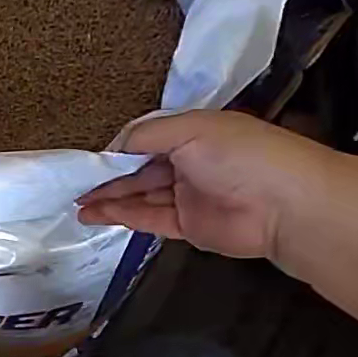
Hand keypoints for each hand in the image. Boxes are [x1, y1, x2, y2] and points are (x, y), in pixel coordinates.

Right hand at [77, 110, 332, 262]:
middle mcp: (187, 163)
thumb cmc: (238, 155)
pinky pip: (149, 219)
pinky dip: (123, 217)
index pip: (145, 140)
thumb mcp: (190, 129)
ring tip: (77, 204)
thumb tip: (112, 148)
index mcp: (191, 133)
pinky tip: (97, 215)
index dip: (116, 150)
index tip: (87, 161)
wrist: (284, 205)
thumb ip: (146, 136)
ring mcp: (187, 196)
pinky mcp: (187, 227)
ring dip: (109, 199)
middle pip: (139, 170)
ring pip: (140, 196)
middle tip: (73, 186)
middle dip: (107, 178)